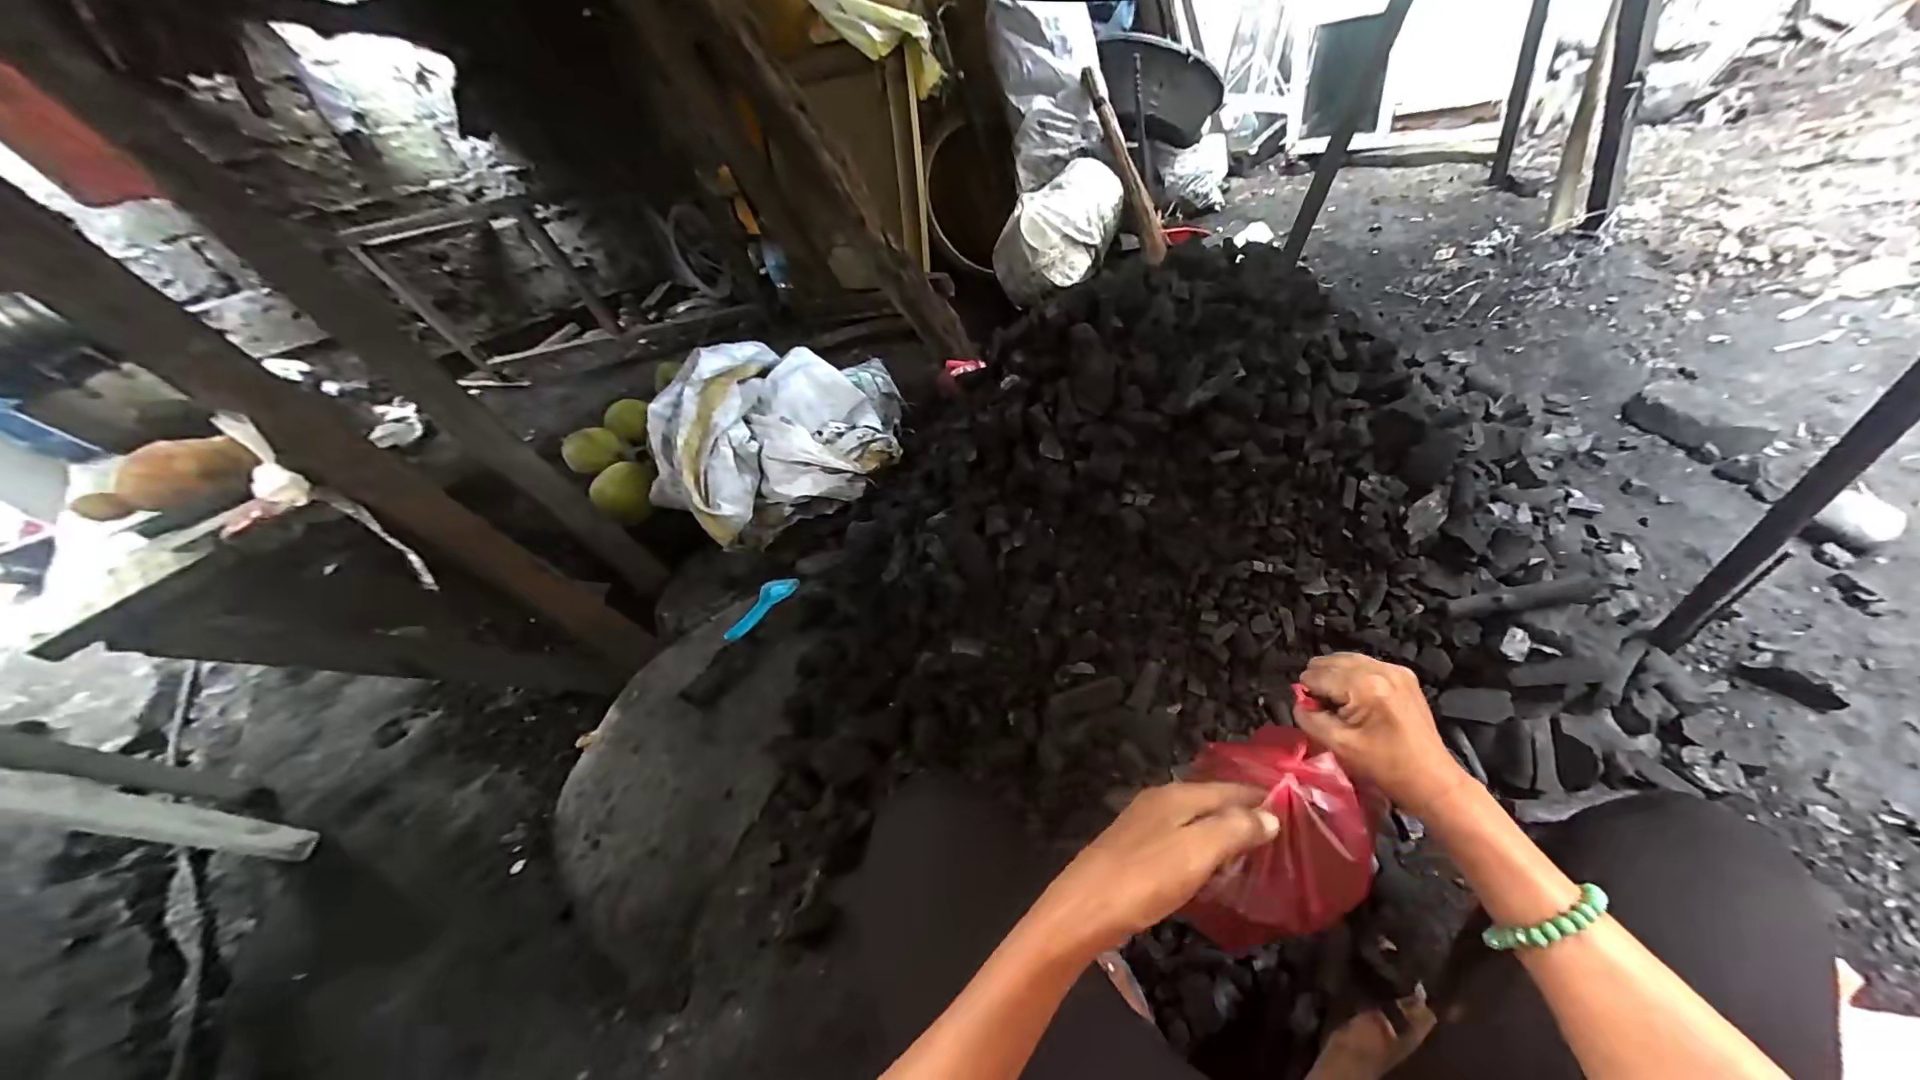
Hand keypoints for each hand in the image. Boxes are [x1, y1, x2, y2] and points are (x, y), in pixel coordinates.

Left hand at [1027, 782, 1278, 956]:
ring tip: (1255, 849)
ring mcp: (1144, 824)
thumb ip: (1233, 829)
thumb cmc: (1145, 877)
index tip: (1294, 807)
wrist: (1086, 906)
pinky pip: (1181, 839)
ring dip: (1223, 830)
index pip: (1227, 787)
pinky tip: (1212, 865)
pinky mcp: (1136, 849)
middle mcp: (1158, 801)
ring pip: (1195, 820)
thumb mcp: (1197, 852)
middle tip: (1282, 832)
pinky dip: (1203, 847)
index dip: (1259, 796)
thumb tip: (1269, 815)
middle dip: (1243, 812)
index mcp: (1175, 795)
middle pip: (1210, 800)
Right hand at [1296, 652, 1470, 815]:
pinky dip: (1352, 678)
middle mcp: (1380, 669)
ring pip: (1344, 660)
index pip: (1314, 675)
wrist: (1431, 779)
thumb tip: (1301, 700)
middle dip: (1321, 684)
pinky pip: (1363, 665)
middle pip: (1327, 661)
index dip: (1309, 695)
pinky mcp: (1403, 675)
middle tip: (1329, 711)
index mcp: (1364, 685)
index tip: (1319, 716)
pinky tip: (1360, 700)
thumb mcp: (1336, 744)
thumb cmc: (1384, 766)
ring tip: (1343, 705)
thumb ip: (1307, 717)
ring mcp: (1395, 669)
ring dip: (1335, 679)